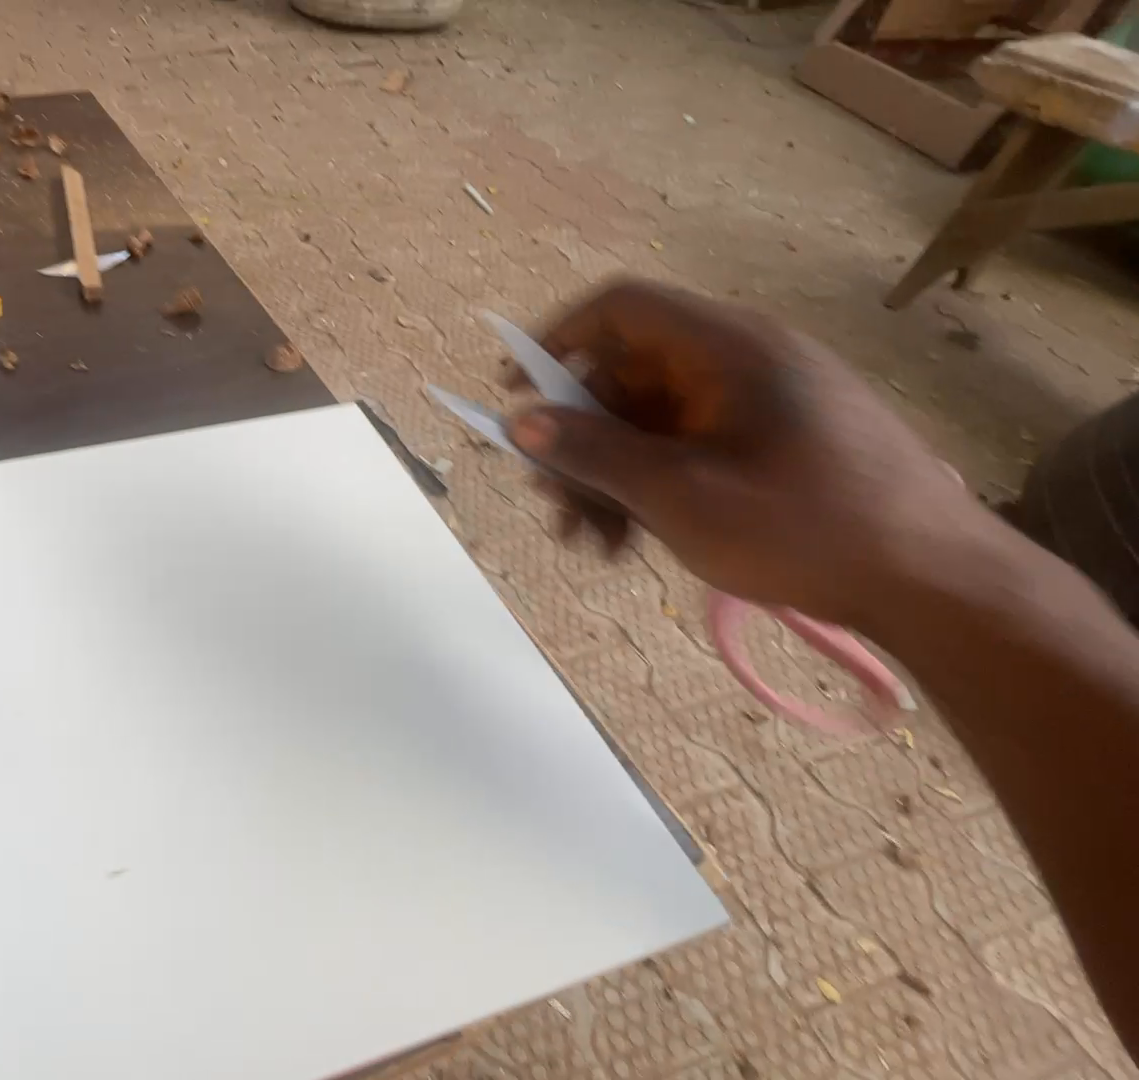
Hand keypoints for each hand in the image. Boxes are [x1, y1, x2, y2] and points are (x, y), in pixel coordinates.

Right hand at [507, 277, 987, 628]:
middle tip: (549, 500)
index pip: (620, 310)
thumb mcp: (678, 493)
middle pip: (622, 379)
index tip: (514, 391)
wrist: (934, 584)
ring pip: (643, 425)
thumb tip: (519, 422)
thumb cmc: (803, 527)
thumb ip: (591, 452)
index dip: (556, 341)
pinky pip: (677, 451)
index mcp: (725, 349)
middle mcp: (735, 364)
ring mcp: (750, 406)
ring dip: (603, 478)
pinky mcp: (761, 445)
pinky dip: (642, 490)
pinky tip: (625, 543)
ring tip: (586, 541)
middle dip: (575, 442)